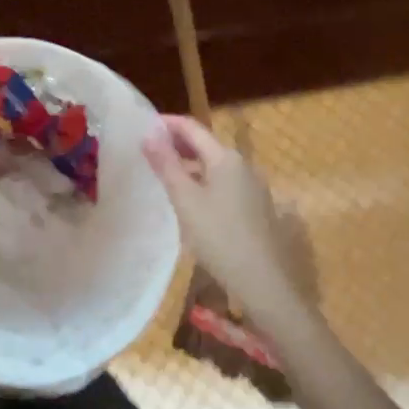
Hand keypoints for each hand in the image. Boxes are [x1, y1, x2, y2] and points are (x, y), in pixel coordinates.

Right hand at [142, 115, 307, 319]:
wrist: (266, 284)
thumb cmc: (220, 237)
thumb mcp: (185, 199)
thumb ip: (166, 164)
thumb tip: (148, 132)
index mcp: (225, 157)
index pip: (192, 127)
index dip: (166, 124)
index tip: (142, 127)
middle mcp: (243, 165)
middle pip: (205, 144)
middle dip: (177, 143)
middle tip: (148, 151)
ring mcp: (254, 187)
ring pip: (215, 165)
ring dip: (189, 164)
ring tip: (165, 174)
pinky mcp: (257, 208)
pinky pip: (225, 183)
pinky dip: (203, 181)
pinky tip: (191, 199)